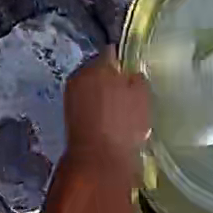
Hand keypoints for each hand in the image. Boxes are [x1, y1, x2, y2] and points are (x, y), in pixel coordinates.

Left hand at [64, 48, 149, 182]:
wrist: (100, 160)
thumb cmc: (125, 124)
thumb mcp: (142, 96)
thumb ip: (136, 77)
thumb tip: (130, 73)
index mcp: (97, 65)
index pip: (112, 52)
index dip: (126, 60)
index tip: (135, 73)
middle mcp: (79, 76)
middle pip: (99, 69)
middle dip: (113, 77)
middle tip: (130, 92)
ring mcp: (71, 96)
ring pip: (92, 87)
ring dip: (104, 94)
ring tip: (122, 109)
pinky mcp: (70, 116)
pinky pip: (87, 104)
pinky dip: (98, 108)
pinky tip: (111, 121)